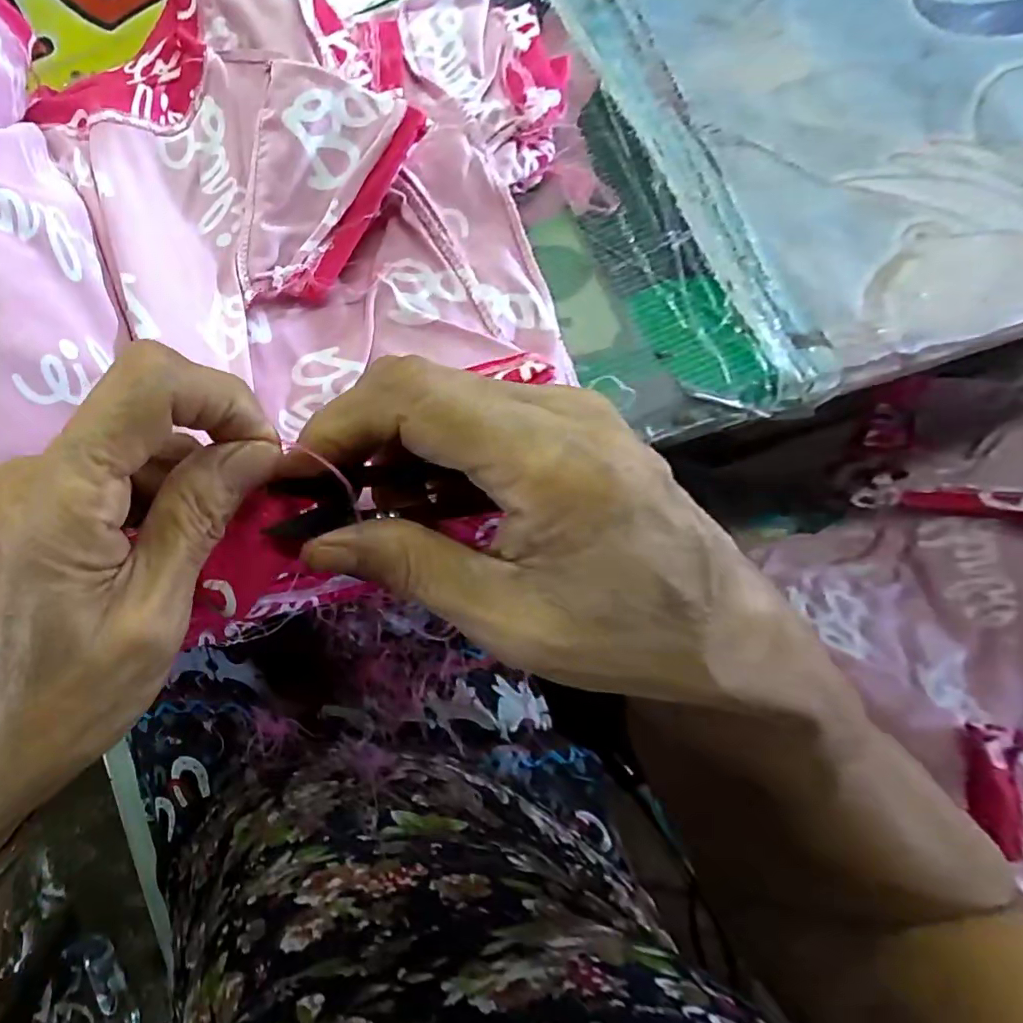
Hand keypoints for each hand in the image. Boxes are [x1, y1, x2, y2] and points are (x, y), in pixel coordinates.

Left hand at [0, 342, 281, 885]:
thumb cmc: (75, 696)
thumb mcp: (154, 611)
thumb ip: (198, 515)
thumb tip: (256, 449)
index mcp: (62, 487)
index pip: (145, 380)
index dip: (217, 393)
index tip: (264, 448)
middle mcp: (38, 468)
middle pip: (140, 409)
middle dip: (208, 439)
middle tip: (254, 500)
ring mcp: (31, 487)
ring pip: (128, 444)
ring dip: (183, 474)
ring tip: (216, 537)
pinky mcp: (35, 509)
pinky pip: (106, 476)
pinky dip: (151, 495)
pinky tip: (172, 545)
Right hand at [293, 355, 852, 717]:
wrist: (727, 640)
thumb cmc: (619, 637)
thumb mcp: (501, 616)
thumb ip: (402, 564)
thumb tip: (312, 542)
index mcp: (546, 456)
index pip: (409, 398)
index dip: (336, 427)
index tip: (295, 477)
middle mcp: (554, 410)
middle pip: (414, 382)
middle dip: (350, 432)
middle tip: (322, 493)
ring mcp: (561, 410)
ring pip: (434, 393)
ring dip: (381, 441)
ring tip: (365, 505)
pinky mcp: (560, 424)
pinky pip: (464, 413)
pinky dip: (418, 449)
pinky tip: (415, 500)